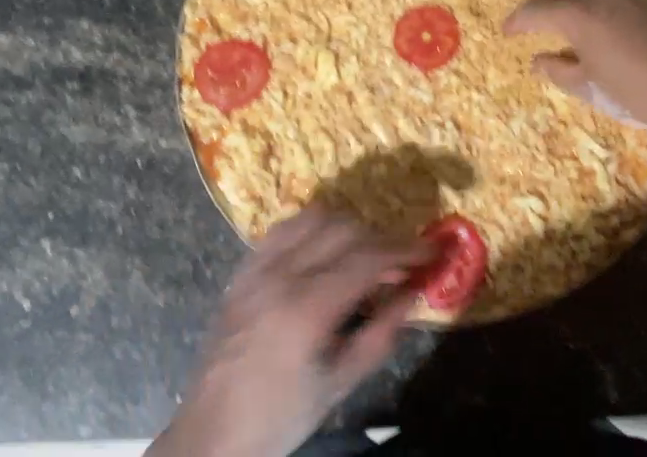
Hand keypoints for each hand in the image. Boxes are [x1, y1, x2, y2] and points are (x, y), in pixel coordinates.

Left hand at [150, 207, 429, 456]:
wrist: (215, 429)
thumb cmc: (284, 413)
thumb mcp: (342, 382)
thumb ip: (382, 332)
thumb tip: (415, 291)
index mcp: (308, 308)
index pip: (368, 258)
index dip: (405, 249)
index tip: (431, 251)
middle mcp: (281, 275)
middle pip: (344, 230)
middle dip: (381, 239)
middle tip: (401, 262)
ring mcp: (257, 268)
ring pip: (314, 217)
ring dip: (348, 227)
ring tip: (365, 253)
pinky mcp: (243, 269)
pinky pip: (283, 228)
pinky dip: (313, 228)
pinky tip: (325, 248)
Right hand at [504, 0, 646, 140]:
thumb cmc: (638, 96)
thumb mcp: (591, 91)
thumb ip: (559, 71)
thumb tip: (538, 60)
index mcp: (580, 17)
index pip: (536, 9)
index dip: (517, 20)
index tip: (507, 32)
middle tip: (532, 11)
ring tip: (564, 16)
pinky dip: (595, 0)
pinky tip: (601, 28)